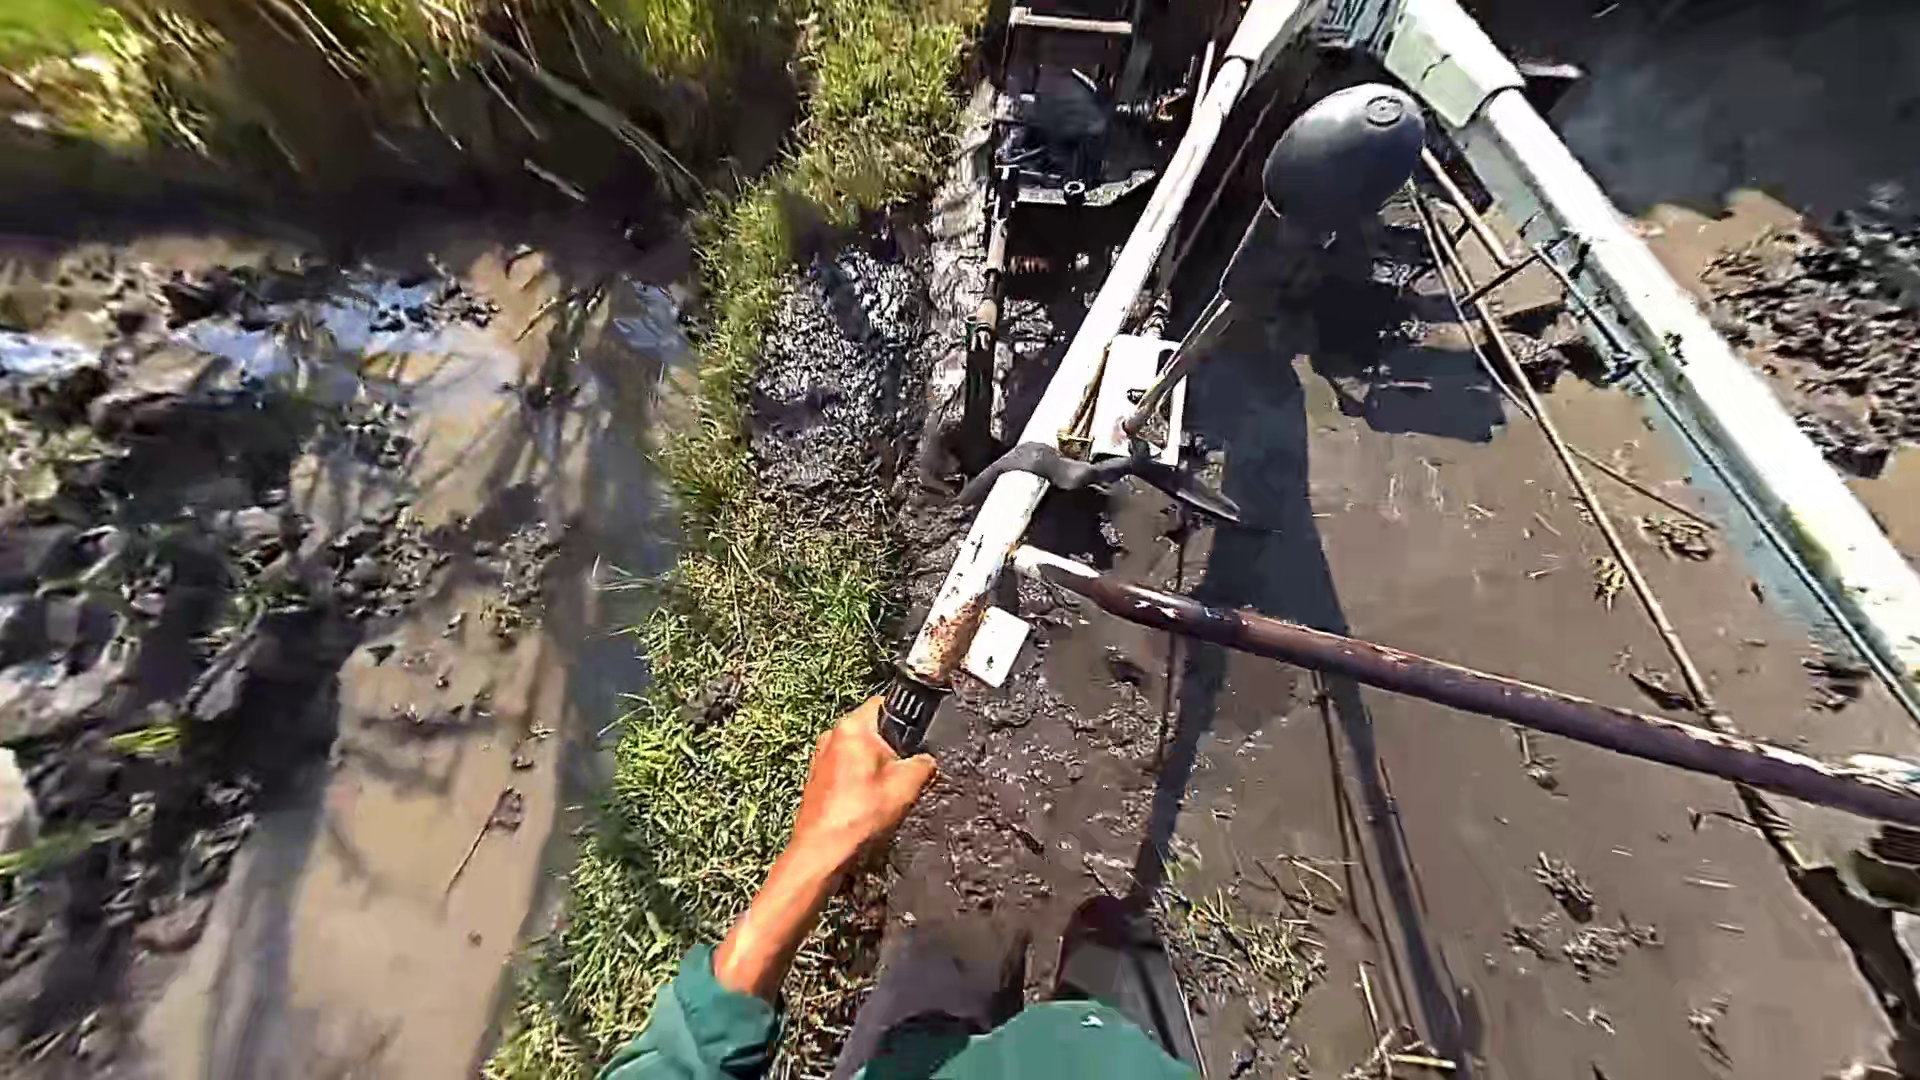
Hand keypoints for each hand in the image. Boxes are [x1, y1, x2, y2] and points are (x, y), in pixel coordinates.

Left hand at [788, 696, 937, 870]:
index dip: (905, 718)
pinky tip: (865, 803)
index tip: (914, 738)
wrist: (821, 853)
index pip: (885, 703)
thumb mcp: (907, 785)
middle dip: (890, 748)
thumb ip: (925, 763)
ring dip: (873, 765)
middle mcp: (832, 734)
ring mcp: (820, 756)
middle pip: (872, 729)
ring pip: (858, 749)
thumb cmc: (858, 816)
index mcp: (853, 726)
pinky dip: (857, 779)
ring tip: (882, 793)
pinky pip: (844, 767)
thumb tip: (927, 760)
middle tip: (901, 773)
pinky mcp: (815, 776)